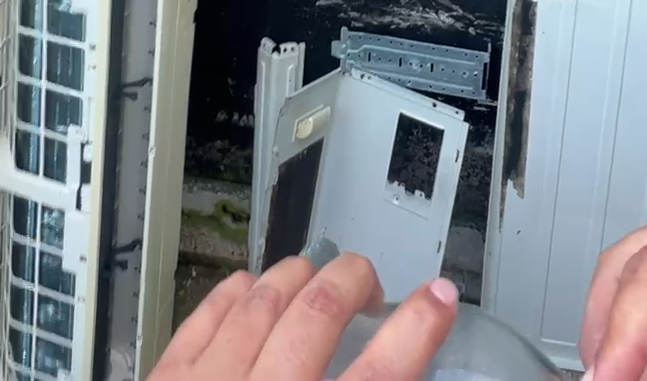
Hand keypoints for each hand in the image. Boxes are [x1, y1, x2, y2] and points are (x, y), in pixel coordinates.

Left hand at [153, 253, 460, 380]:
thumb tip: (389, 379)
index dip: (415, 331)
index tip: (440, 297)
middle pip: (315, 318)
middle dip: (353, 283)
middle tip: (372, 283)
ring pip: (260, 302)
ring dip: (297, 277)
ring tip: (317, 276)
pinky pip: (206, 315)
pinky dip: (235, 292)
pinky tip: (250, 285)